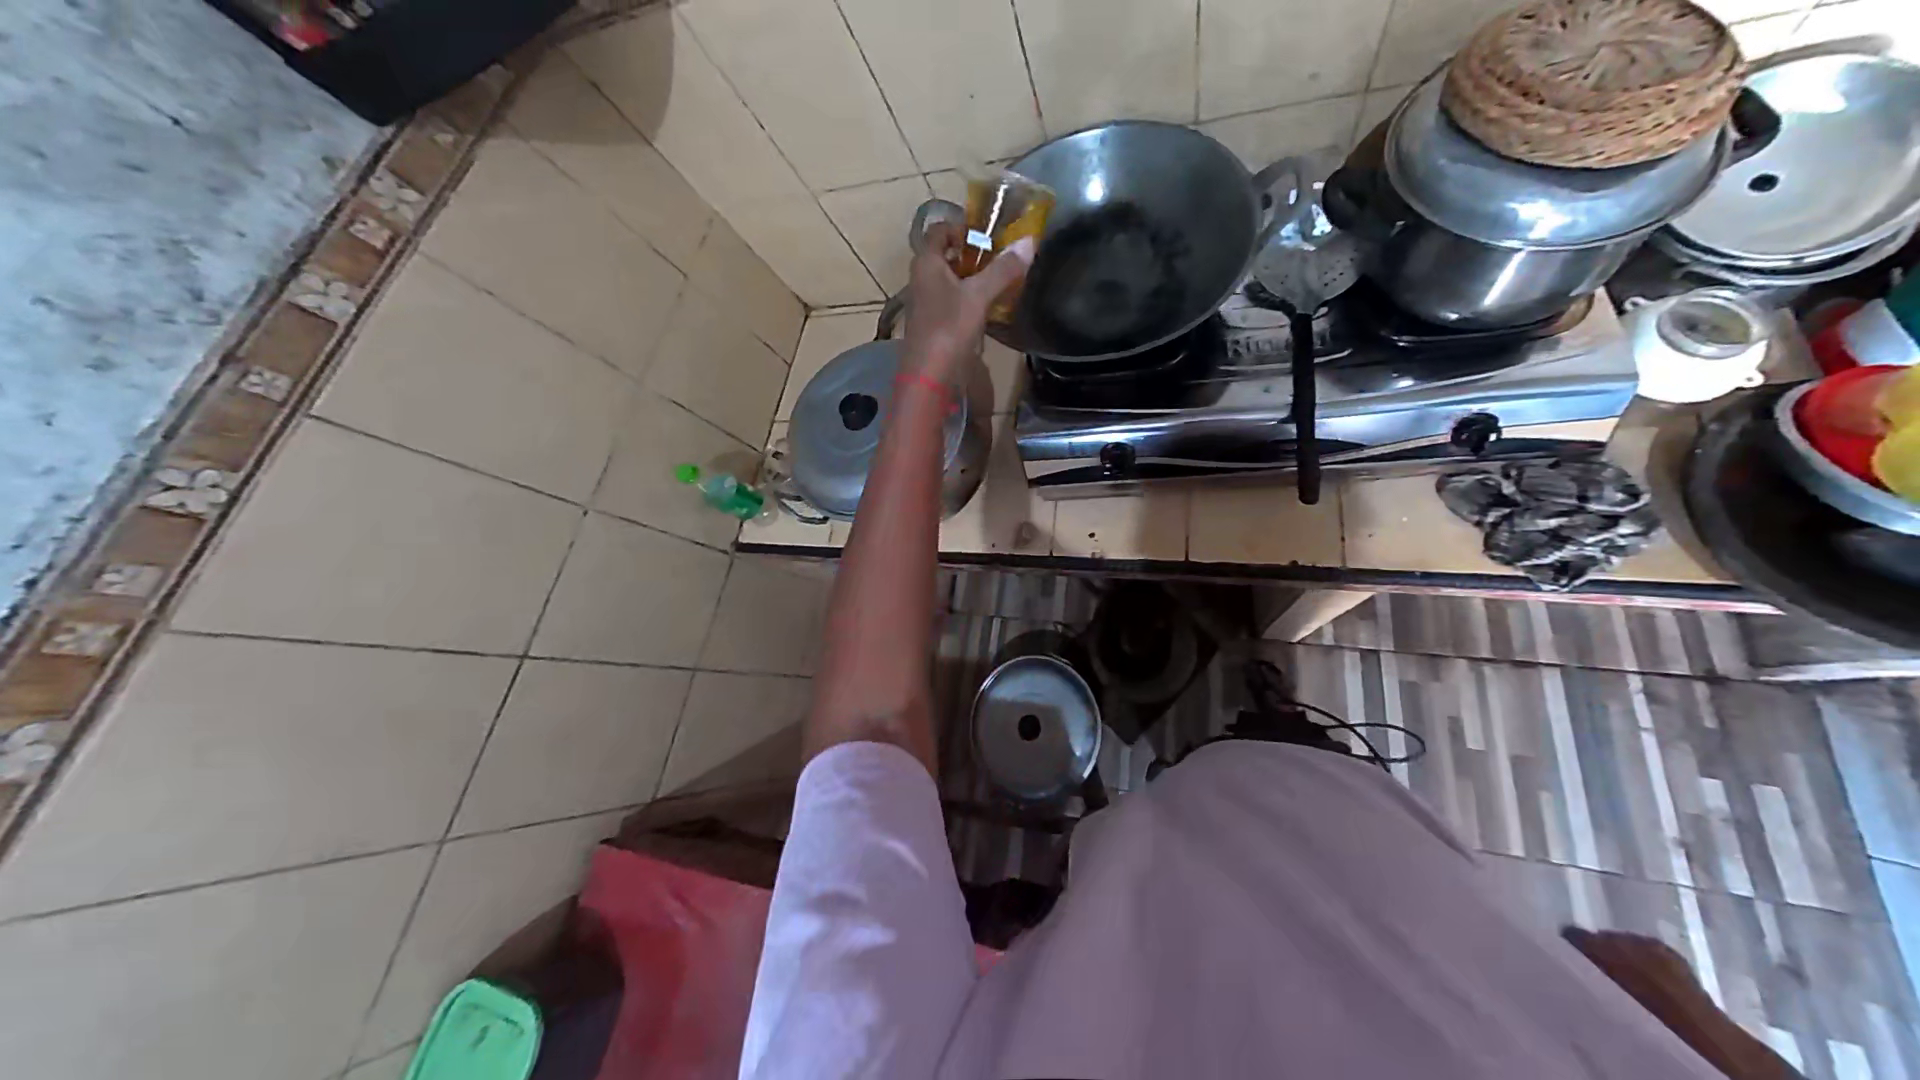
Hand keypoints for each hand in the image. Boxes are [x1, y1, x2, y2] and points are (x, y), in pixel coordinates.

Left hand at [900, 225, 1034, 380]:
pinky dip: (970, 300)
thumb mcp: (979, 296)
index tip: (987, 235)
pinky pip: (953, 304)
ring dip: (973, 279)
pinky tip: (990, 309)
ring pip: (950, 282)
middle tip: (1001, 257)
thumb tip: (1030, 241)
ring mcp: (926, 304)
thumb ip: (1003, 270)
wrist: (929, 377)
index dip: (961, 227)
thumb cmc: (949, 328)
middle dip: (972, 254)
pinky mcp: (934, 326)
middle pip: (946, 257)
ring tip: (1002, 281)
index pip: (939, 231)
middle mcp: (921, 280)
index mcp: (926, 263)